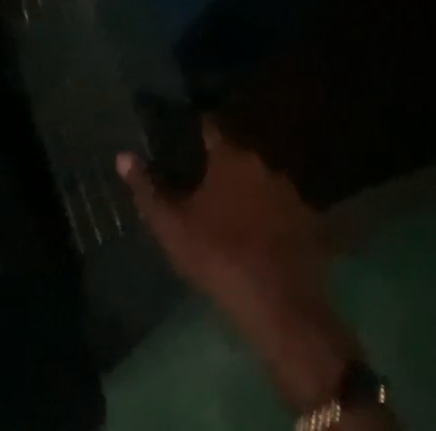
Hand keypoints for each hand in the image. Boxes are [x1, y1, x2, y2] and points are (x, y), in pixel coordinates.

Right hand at [118, 120, 361, 411]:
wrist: (280, 307)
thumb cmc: (217, 255)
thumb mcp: (169, 223)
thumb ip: (146, 187)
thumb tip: (123, 156)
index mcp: (231, 159)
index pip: (209, 129)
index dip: (192, 130)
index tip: (177, 134)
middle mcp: (265, 168)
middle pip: (236, 157)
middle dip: (217, 166)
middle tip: (195, 179)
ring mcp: (293, 197)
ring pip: (260, 184)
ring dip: (244, 192)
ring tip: (224, 209)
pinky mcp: (312, 228)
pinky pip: (281, 212)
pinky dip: (267, 218)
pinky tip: (254, 235)